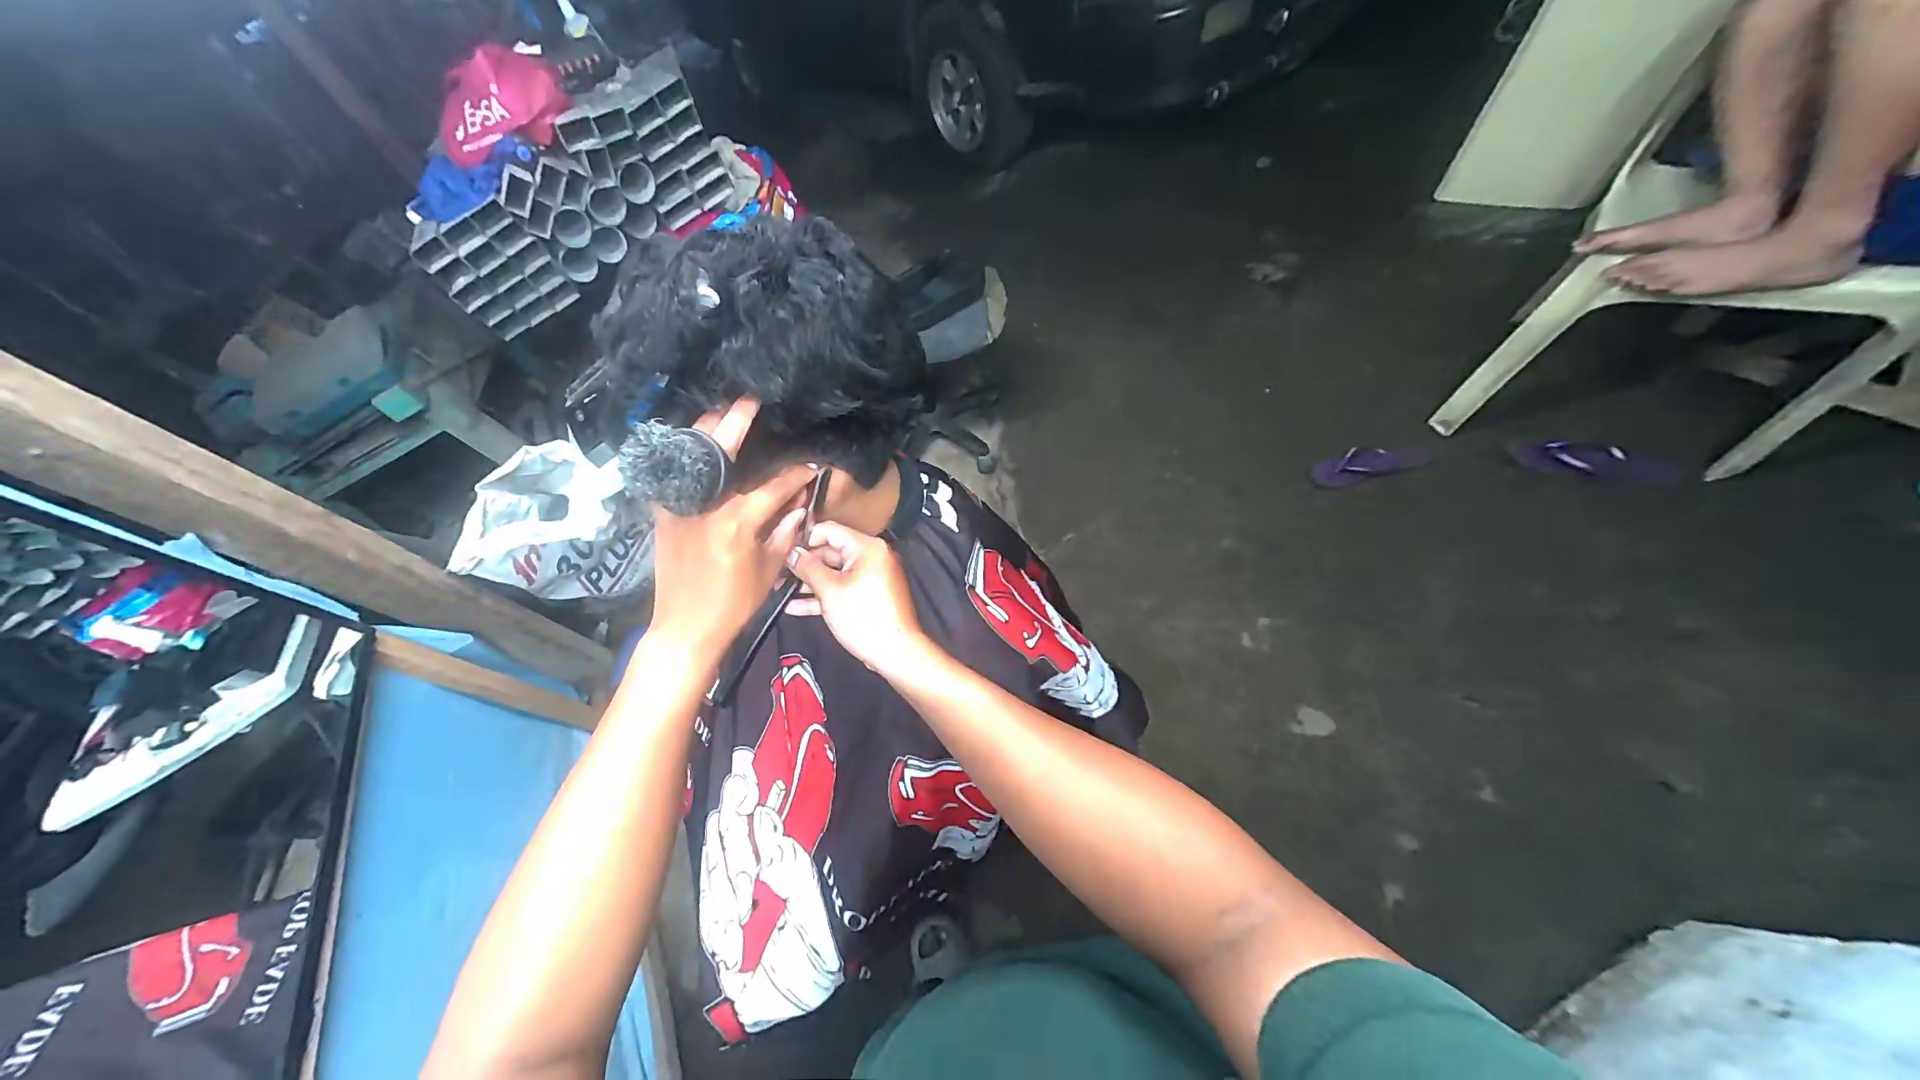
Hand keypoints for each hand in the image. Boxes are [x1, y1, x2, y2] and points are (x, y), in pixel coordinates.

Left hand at [649, 399, 817, 662]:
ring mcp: (678, 506)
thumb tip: (798, 504)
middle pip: (720, 451)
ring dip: (706, 429)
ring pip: (691, 456)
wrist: (684, 628)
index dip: (796, 474)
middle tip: (749, 399)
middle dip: (736, 420)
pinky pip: (674, 474)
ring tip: (721, 411)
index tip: (812, 464)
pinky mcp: (663, 513)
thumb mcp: (768, 570)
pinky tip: (697, 446)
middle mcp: (705, 505)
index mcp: (737, 522)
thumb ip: (784, 532)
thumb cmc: (733, 605)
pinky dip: (686, 456)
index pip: (774, 486)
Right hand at [785, 522, 935, 677]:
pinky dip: (823, 594)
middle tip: (778, 574)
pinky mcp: (870, 594)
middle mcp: (872, 556)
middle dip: (804, 563)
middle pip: (831, 551)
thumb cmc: (865, 618)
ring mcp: (872, 576)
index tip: (784, 551)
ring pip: (835, 572)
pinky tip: (795, 606)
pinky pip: (843, 587)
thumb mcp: (829, 590)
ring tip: (781, 590)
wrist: (895, 652)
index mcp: (867, 547)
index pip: (829, 530)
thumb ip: (808, 568)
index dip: (804, 539)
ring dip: (809, 581)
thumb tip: (792, 553)